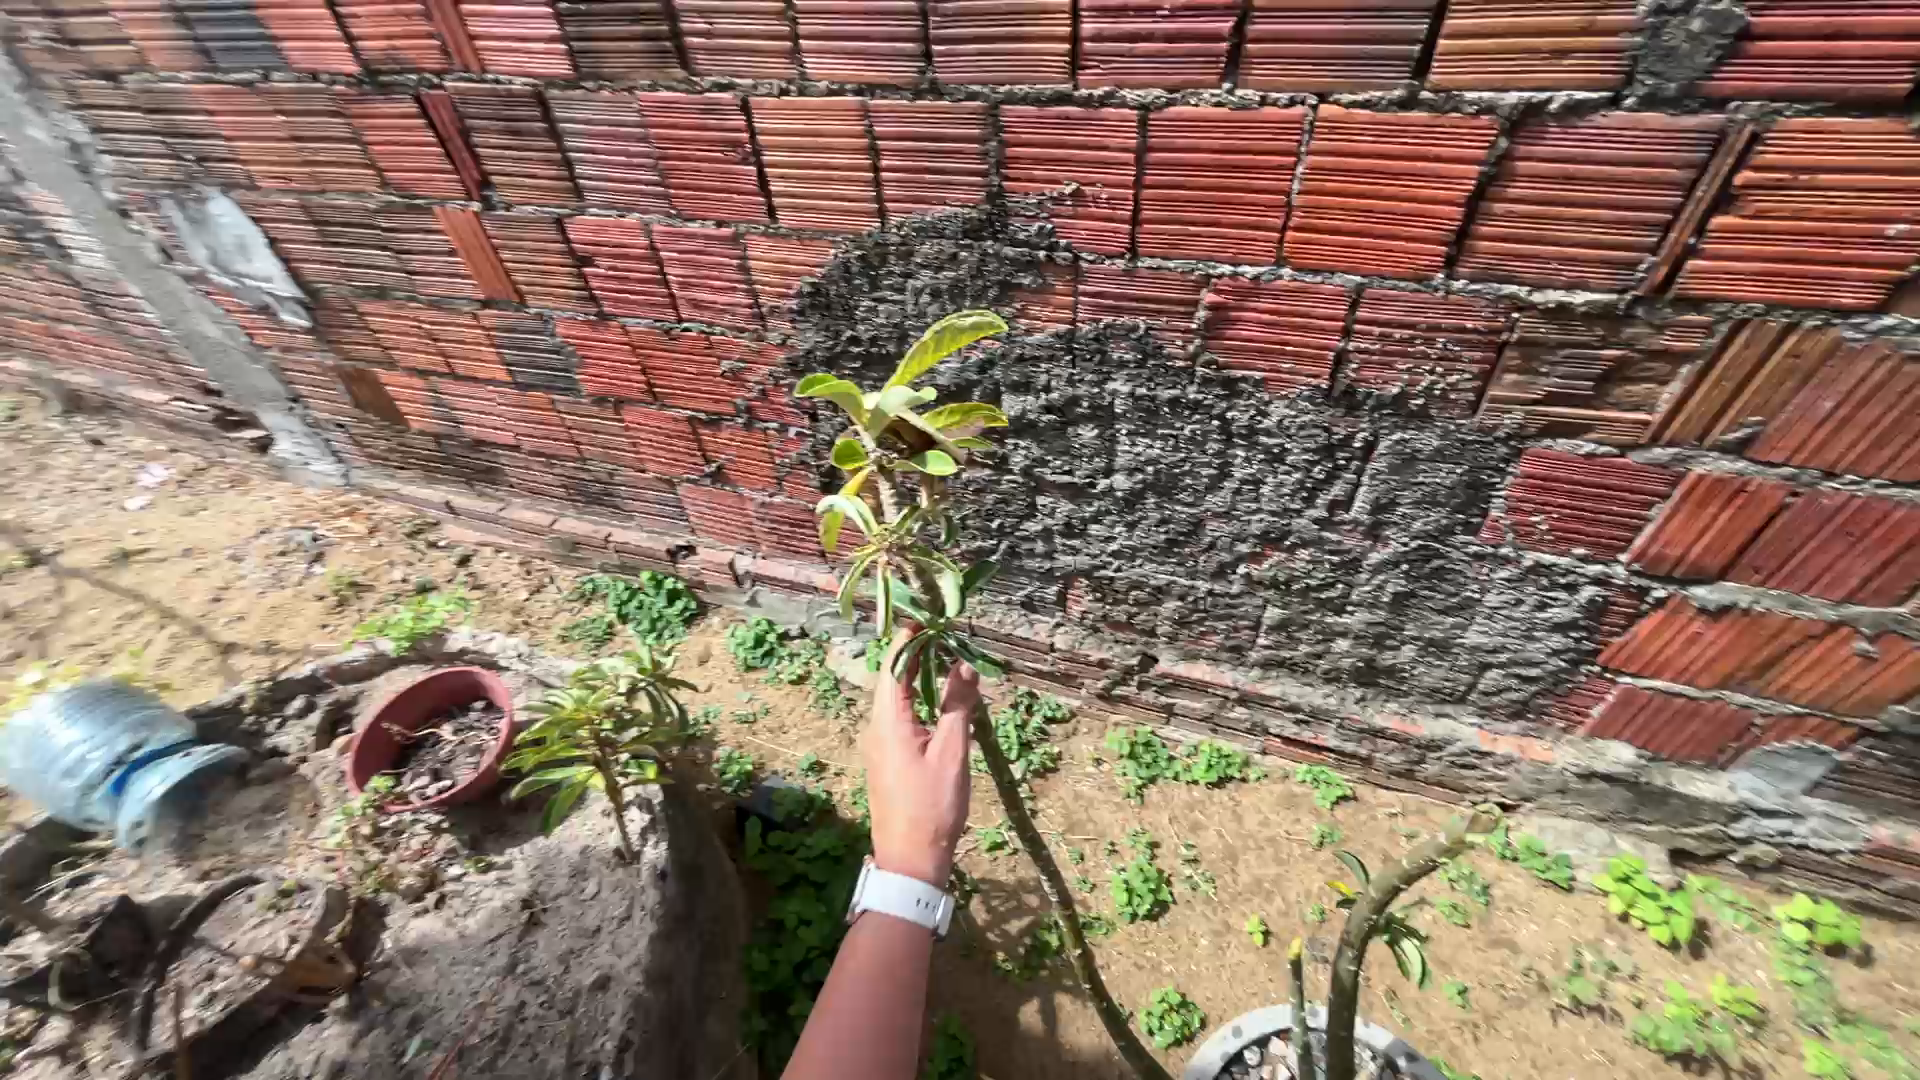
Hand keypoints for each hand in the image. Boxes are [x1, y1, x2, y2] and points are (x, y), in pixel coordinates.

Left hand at [863, 632, 977, 886]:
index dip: (909, 638)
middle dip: (916, 654)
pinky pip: (898, 716)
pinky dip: (917, 699)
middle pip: (893, 678)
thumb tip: (965, 666)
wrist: (910, 859)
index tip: (928, 618)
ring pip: (895, 698)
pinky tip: (938, 701)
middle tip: (943, 635)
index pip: (894, 665)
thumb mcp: (953, 752)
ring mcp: (878, 743)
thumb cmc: (933, 805)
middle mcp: (876, 726)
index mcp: (888, 720)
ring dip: (917, 677)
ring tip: (945, 660)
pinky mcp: (885, 758)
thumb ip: (959, 705)